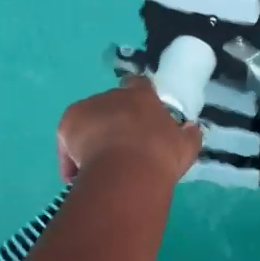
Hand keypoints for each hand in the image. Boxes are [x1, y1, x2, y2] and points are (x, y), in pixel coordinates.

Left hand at [56, 78, 202, 184]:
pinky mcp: (66, 126)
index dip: (140, 98)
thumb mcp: (187, 147)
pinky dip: (73, 157)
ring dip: (94, 137)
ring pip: (88, 121)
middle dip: (114, 120)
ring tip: (102, 165)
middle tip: (123, 146)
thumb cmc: (161, 155)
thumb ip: (190, 134)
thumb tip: (193, 128)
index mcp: (141, 95)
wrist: (127, 171)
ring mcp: (86, 108)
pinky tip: (81, 176)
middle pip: (111, 103)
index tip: (142, 115)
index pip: (140, 84)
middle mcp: (112, 95)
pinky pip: (69, 143)